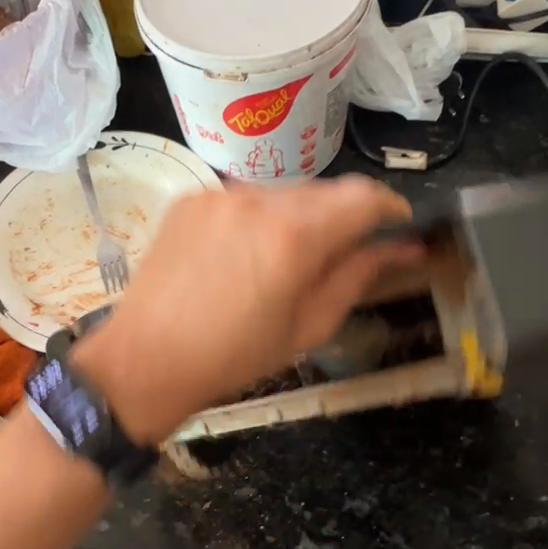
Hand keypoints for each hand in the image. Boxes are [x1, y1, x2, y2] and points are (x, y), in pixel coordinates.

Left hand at [71, 176, 419, 443]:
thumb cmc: (235, 356)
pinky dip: (261, 217)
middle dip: (345, 214)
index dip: (391, 207)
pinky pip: (244, 198)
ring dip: (302, 214)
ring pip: (284, 191)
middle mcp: (258, 200)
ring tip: (290, 258)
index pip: (364, 196)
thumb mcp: (308, 326)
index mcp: (294, 235)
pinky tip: (248, 253)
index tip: (399, 225)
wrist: (147, 359)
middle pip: (325, 189)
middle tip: (347, 251)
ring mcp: (219, 195)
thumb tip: (401, 248)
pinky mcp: (191, 198)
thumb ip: (357, 276)